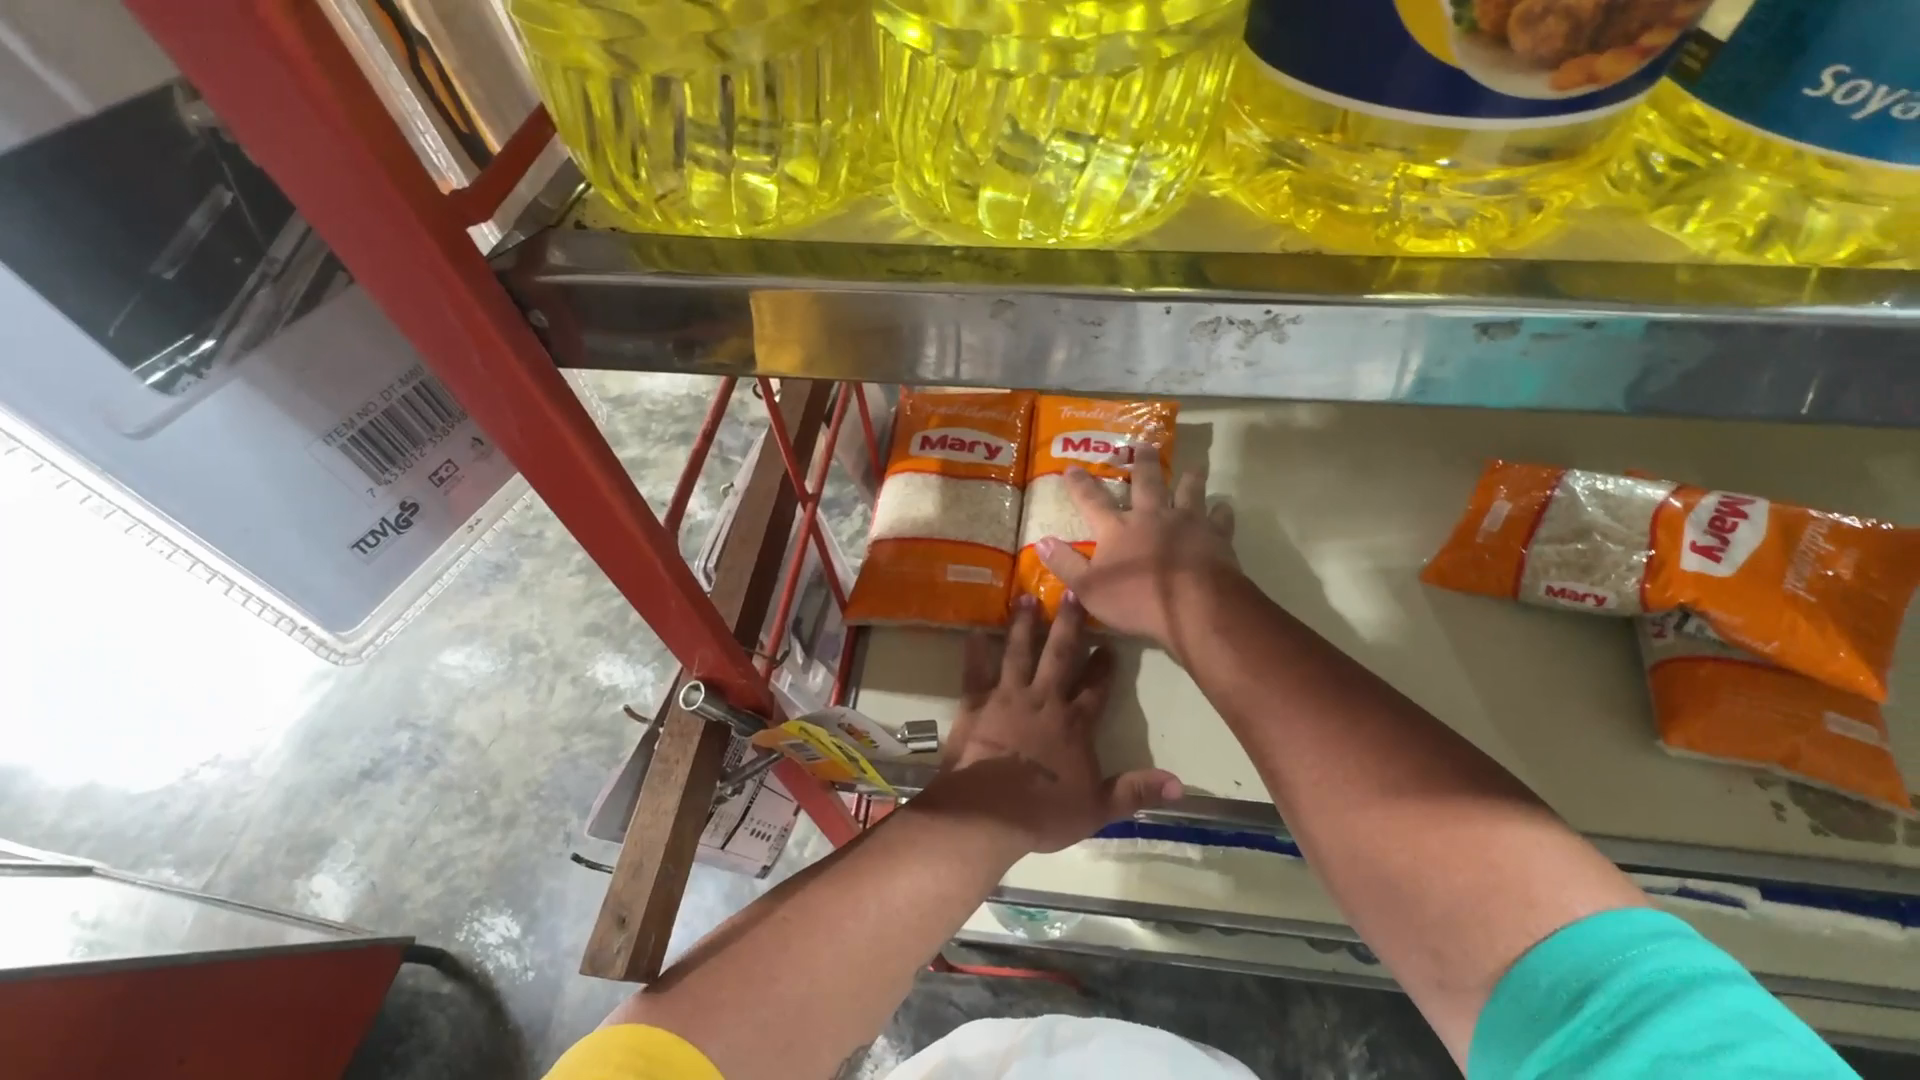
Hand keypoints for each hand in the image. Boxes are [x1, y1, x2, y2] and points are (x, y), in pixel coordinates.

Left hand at [915, 597, 1182, 853]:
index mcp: (1074, 724)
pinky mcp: (975, 703)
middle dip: (1069, 624)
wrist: (987, 811)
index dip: (1105, 666)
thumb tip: (1180, 785)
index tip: (1111, 643)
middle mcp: (1044, 700)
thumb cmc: (1043, 811)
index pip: (1096, 688)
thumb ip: (1136, 791)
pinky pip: (975, 671)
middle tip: (1073, 592)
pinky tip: (973, 631)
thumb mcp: (1097, 808)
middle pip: (1060, 655)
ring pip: (1019, 652)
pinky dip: (975, 652)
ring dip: (1024, 625)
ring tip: (1026, 597)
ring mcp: (1008, 697)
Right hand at [1035, 461, 1241, 655]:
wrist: (1195, 606)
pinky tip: (1223, 507)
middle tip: (1145, 444)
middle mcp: (1151, 516)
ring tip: (1193, 467)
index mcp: (1117, 528)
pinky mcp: (1216, 536)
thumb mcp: (1088, 588)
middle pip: (1146, 482)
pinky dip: (1221, 511)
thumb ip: (1065, 564)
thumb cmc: (1137, 600)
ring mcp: (1187, 522)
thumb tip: (1041, 541)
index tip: (1072, 467)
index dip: (1079, 484)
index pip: (1092, 500)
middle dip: (1143, 462)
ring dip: (1189, 478)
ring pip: (1188, 491)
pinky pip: (1220, 518)